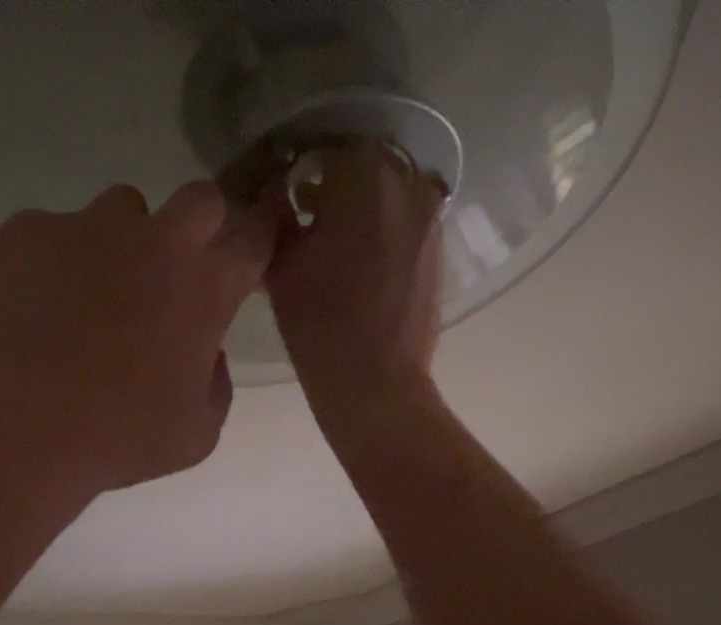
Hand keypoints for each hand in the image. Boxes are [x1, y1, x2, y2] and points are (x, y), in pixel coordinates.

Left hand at [0, 181, 272, 497]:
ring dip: (122, 242)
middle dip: (201, 225)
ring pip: (122, 210)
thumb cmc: (115, 440)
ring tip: (89, 296)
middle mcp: (155, 241)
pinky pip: (53, 233)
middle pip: (200, 199)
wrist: (10, 430)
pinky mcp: (25, 230)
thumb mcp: (196, 434)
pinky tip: (31, 310)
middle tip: (175, 271)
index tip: (246, 257)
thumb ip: (215, 384)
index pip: (254, 237)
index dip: (257, 241)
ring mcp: (86, 227)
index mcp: (205, 288)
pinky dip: (53, 262)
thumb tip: (206, 354)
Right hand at [263, 140, 447, 422]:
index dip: (303, 164)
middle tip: (311, 210)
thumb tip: (287, 197)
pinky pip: (409, 218)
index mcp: (363, 176)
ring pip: (393, 188)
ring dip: (367, 201)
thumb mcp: (281, 264)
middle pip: (368, 162)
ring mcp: (430, 216)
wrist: (375, 381)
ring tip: (340, 236)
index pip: (328, 146)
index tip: (288, 190)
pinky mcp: (439, 248)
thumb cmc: (319, 322)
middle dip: (339, 179)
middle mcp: (406, 183)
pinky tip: (364, 257)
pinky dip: (388, 225)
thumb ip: (282, 216)